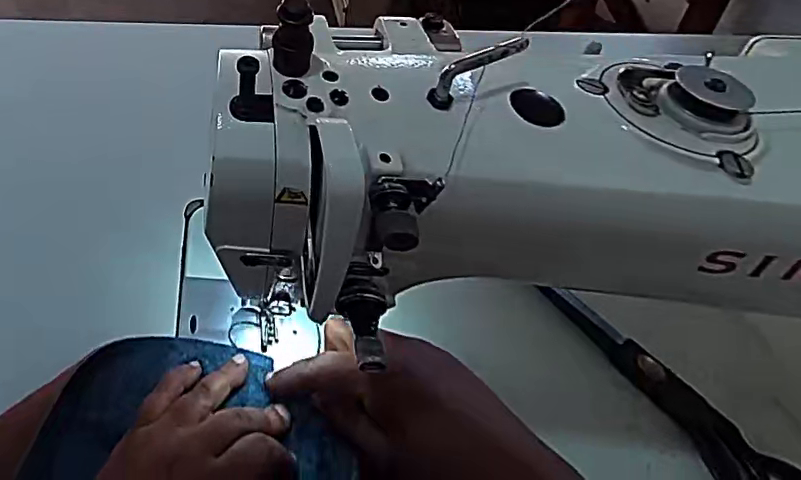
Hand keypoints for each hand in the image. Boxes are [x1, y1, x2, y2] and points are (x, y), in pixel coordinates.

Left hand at [97, 354, 294, 478]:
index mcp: (210, 477)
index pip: (259, 454)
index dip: (280, 457)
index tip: (288, 463)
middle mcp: (188, 447)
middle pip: (236, 420)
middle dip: (263, 418)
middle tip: (280, 417)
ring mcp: (162, 430)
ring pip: (202, 393)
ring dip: (224, 379)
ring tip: (241, 366)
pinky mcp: (139, 426)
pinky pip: (163, 391)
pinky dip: (179, 375)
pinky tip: (192, 367)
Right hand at [266, 318, 580, 479]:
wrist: (522, 477)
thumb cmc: (458, 472)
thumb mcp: (384, 459)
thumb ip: (344, 421)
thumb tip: (320, 401)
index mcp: (379, 366)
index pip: (320, 362)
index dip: (293, 376)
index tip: (278, 384)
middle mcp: (399, 346)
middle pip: (341, 334)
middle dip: (327, 362)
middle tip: (323, 397)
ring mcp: (423, 350)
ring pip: (368, 341)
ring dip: (355, 366)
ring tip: (362, 410)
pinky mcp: (442, 360)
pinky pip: (395, 353)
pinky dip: (383, 372)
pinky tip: (393, 408)